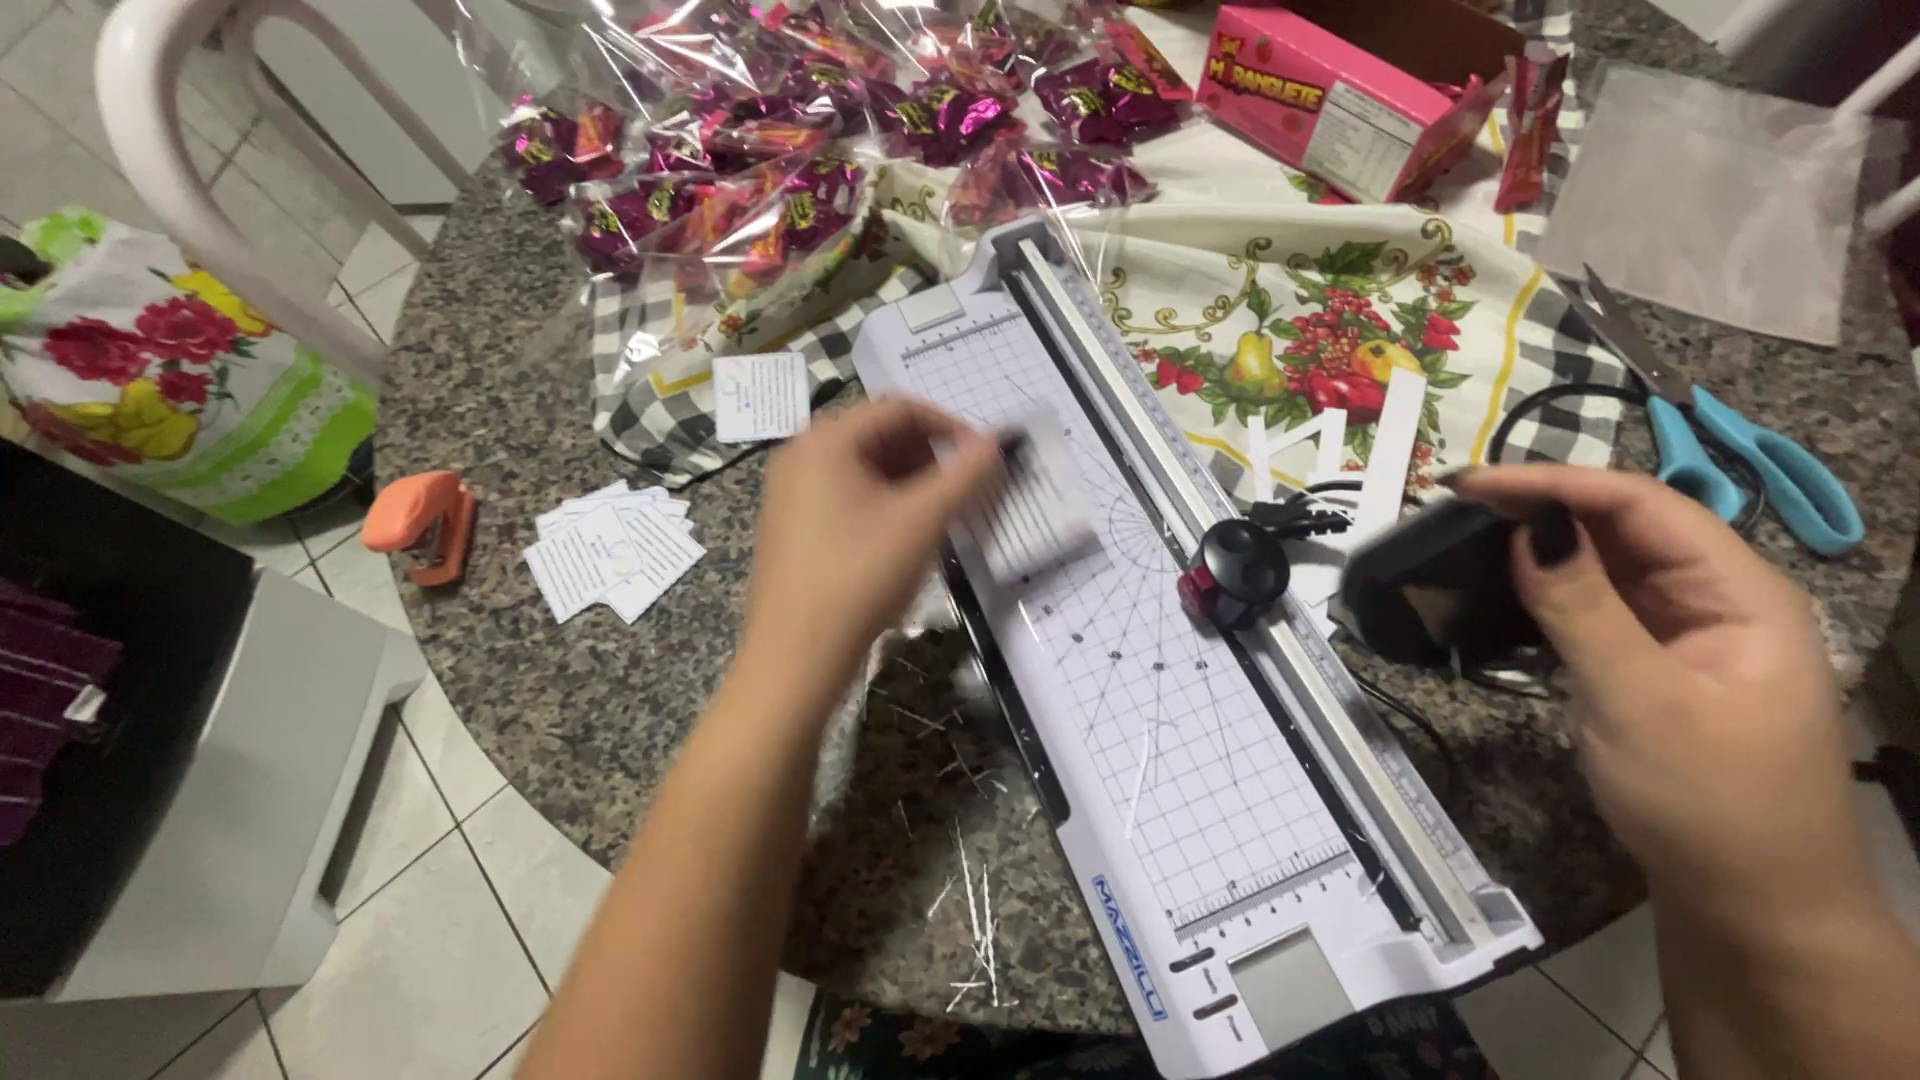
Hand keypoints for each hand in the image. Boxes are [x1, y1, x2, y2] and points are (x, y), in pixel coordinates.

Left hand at [742, 397, 1001, 683]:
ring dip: (908, 480)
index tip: (984, 457)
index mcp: (825, 441)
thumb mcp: (922, 522)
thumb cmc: (860, 578)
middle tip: (962, 489)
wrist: (797, 655)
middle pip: (878, 434)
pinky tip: (902, 534)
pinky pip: (843, 493)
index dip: (949, 426)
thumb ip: (966, 475)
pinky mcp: (790, 524)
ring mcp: (789, 491)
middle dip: (928, 455)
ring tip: (937, 514)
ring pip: (862, 466)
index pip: (899, 408)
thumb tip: (1000, 440)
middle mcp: (799, 454)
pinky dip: (881, 501)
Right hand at [1449, 466, 1872, 930]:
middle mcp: (1714, 598)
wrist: (1748, 900)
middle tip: (1456, 506)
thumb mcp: (1637, 700)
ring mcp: (1680, 631)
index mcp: (1740, 593)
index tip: (1471, 486)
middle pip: (1624, 526)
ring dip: (1538, 546)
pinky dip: (1544, 590)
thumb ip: (1581, 608)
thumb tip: (1529, 526)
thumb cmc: (1707, 801)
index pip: (1643, 505)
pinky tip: (1499, 589)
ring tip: (1465, 537)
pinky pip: (1592, 606)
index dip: (1557, 483)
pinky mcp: (1648, 660)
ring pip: (1604, 564)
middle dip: (1542, 506)